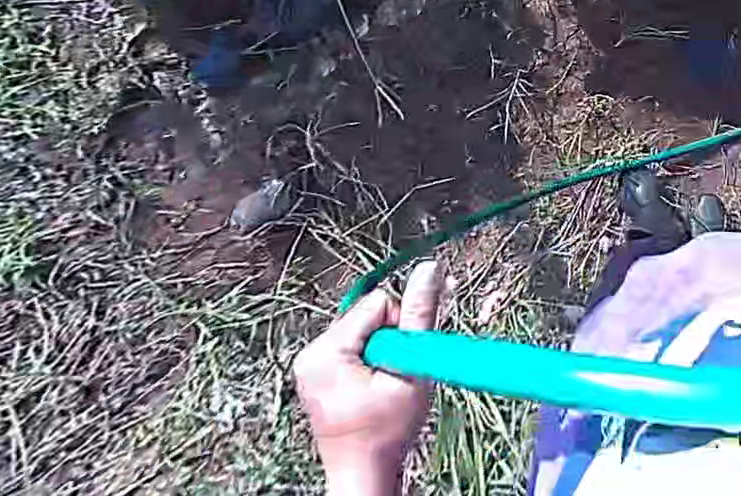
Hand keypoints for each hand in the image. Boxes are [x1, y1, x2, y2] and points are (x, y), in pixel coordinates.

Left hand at [294, 262, 445, 495]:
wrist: (364, 475)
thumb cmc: (387, 431)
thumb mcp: (411, 368)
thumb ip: (419, 315)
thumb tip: (430, 266)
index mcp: (325, 353)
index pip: (380, 302)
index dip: (402, 325)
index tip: (402, 359)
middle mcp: (311, 352)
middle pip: (373, 311)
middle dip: (395, 334)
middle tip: (397, 372)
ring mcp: (312, 361)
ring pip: (370, 323)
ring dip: (388, 344)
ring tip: (388, 378)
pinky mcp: (320, 368)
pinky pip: (359, 337)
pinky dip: (376, 352)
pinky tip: (378, 378)